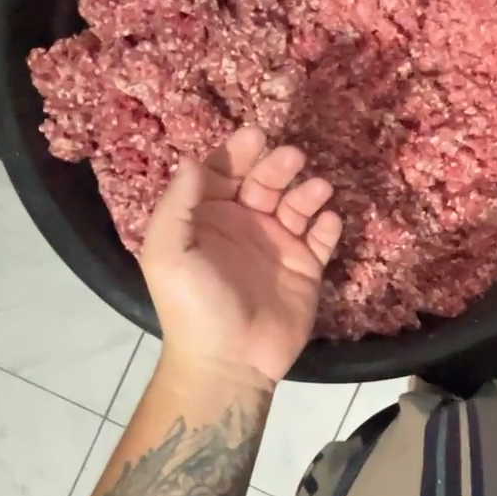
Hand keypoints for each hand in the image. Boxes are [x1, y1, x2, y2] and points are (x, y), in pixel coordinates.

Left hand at [140, 127, 344, 383]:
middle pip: (264, 182)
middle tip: (292, 157)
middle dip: (278, 166)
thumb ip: (179, 205)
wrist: (230, 360)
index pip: (224, 173)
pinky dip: (328, 227)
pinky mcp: (307, 267)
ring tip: (318, 189)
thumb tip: (194, 160)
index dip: (238, 153)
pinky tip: (328, 221)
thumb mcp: (168, 252)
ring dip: (308, 193)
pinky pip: (322, 239)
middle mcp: (245, 224)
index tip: (256, 135)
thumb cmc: (194, 305)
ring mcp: (278, 245)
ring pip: (297, 206)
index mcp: (208, 218)